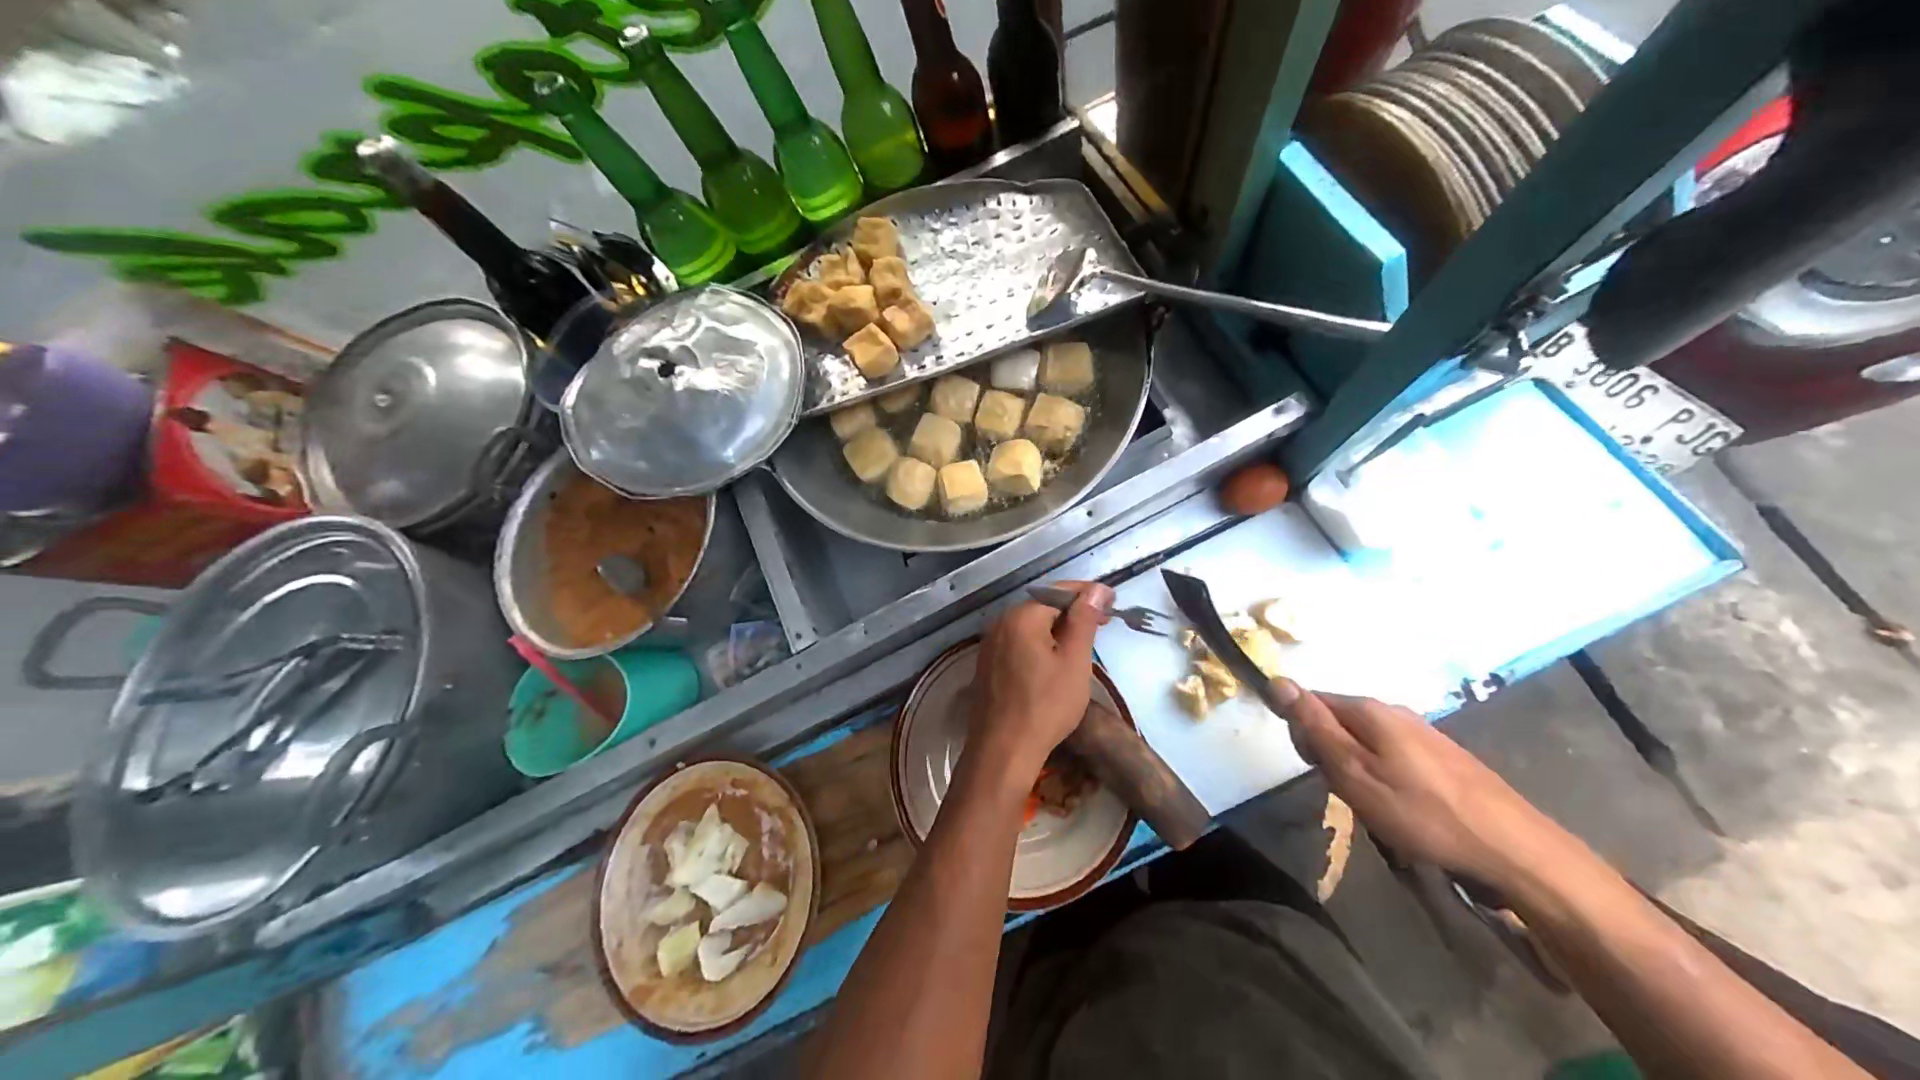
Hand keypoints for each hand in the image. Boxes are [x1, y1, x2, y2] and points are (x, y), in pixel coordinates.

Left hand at [968, 581, 1113, 777]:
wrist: (1002, 751)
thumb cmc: (1045, 706)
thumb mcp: (1074, 662)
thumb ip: (1084, 620)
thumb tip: (1098, 589)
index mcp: (1020, 617)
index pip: (1058, 592)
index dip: (1087, 594)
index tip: (1112, 603)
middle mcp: (999, 623)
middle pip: (1042, 606)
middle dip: (1073, 611)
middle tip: (1103, 623)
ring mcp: (990, 644)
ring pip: (1030, 626)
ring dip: (1057, 629)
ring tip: (1083, 642)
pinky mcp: (987, 664)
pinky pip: (1018, 642)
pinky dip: (1039, 644)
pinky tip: (1055, 660)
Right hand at [1273, 680, 1573, 888]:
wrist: (1513, 849)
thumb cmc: (1422, 813)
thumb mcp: (1353, 772)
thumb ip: (1314, 728)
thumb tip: (1277, 680)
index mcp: (1368, 710)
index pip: (1310, 701)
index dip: (1302, 733)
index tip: (1314, 768)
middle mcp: (1395, 711)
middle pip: (1338, 719)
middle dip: (1329, 751)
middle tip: (1345, 790)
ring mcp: (1423, 732)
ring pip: (1365, 740)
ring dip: (1356, 766)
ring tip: (1373, 804)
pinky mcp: (1443, 756)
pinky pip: (1392, 754)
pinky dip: (1383, 775)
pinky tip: (1401, 805)